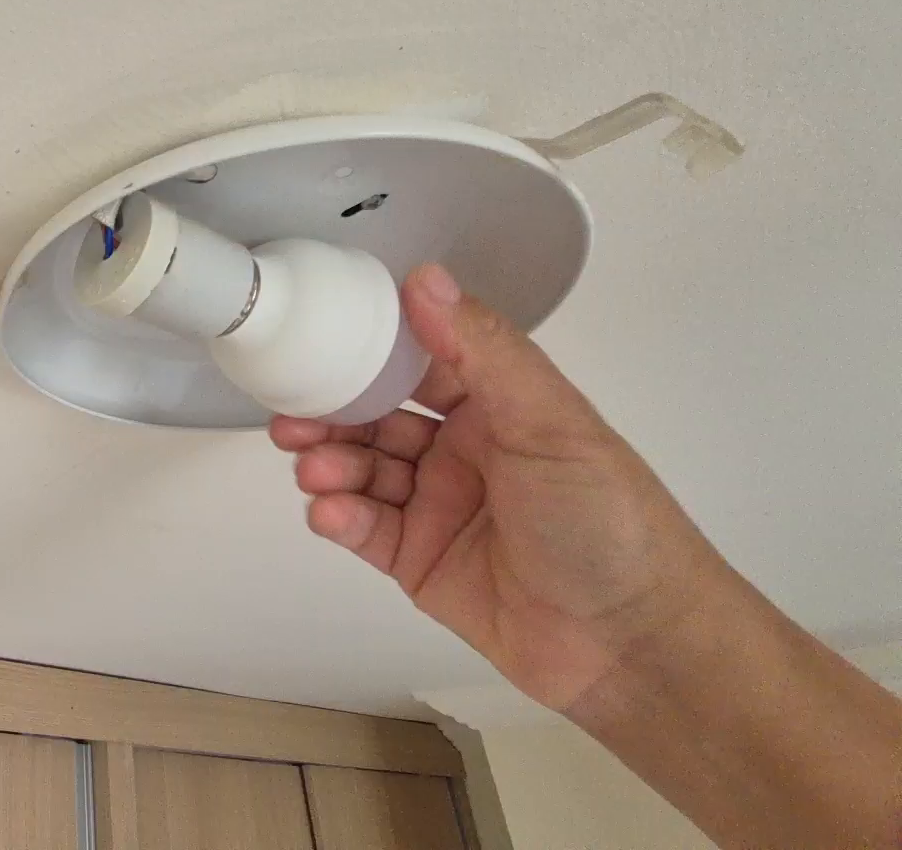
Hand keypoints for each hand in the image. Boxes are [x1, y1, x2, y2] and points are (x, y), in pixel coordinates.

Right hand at [269, 264, 730, 710]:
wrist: (635, 650)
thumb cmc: (610, 526)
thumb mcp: (550, 424)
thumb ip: (482, 351)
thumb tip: (426, 278)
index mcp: (493, 412)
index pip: (415, 367)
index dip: (366, 357)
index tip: (319, 348)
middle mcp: (457, 453)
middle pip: (371, 421)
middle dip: (328, 418)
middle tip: (293, 421)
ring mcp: (432, 505)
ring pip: (358, 471)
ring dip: (327, 466)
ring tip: (315, 472)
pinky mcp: (412, 556)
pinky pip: (360, 526)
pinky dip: (337, 516)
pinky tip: (332, 513)